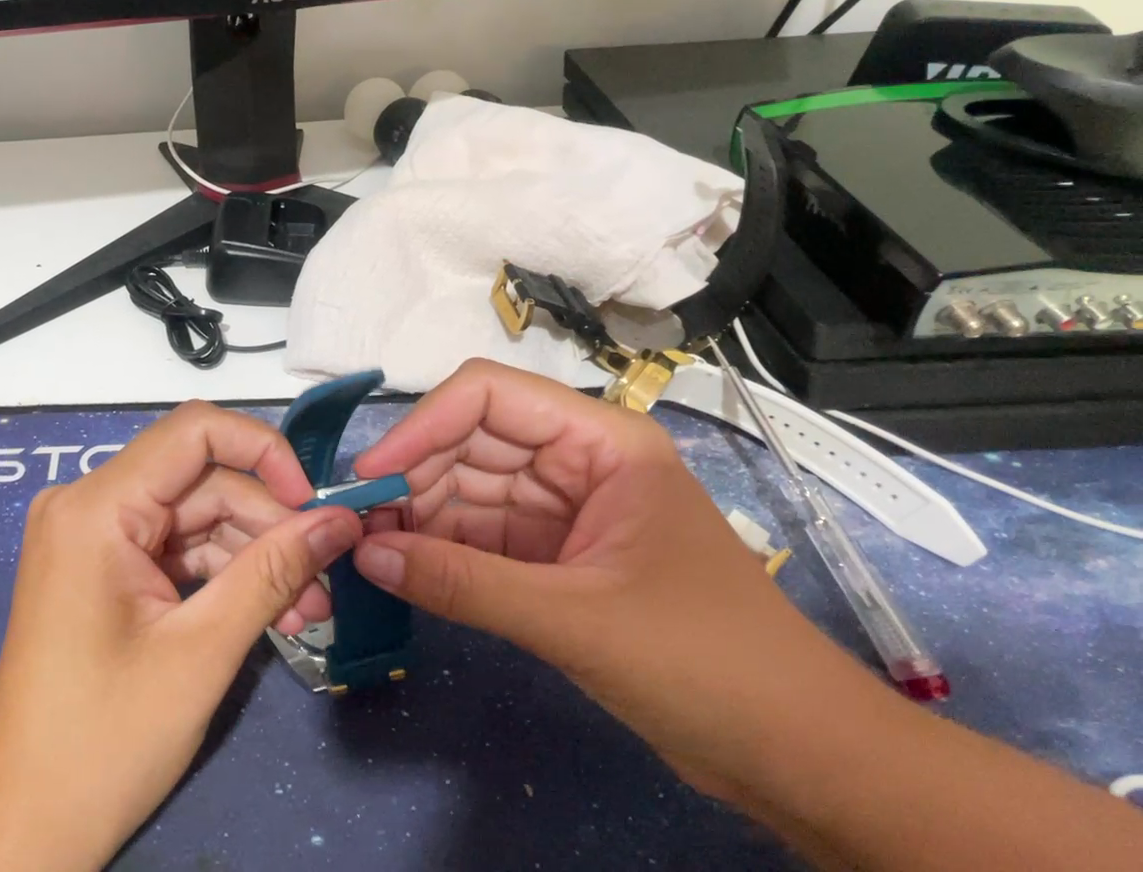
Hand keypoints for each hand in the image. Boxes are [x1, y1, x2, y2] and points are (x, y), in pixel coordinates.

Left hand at [0, 401, 360, 871]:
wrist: (27, 815)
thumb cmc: (106, 736)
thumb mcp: (203, 649)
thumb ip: (274, 572)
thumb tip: (342, 519)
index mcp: (97, 507)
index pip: (195, 430)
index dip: (266, 452)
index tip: (316, 504)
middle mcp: (88, 505)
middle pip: (202, 482)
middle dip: (270, 525)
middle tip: (328, 582)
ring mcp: (92, 537)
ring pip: (195, 519)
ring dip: (255, 558)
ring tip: (310, 613)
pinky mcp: (102, 568)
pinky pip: (175, 550)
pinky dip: (222, 577)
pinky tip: (272, 615)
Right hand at [347, 359, 887, 798]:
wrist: (797, 756)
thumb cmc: (707, 664)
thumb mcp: (576, 620)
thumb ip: (464, 583)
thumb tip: (365, 555)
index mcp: (603, 444)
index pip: (491, 396)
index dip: (422, 426)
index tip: (370, 478)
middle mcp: (578, 464)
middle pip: (470, 443)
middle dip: (412, 478)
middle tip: (353, 526)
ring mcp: (564, 512)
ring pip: (468, 491)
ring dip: (417, 518)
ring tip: (364, 551)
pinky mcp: (555, 560)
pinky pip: (479, 538)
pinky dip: (439, 552)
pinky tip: (399, 570)